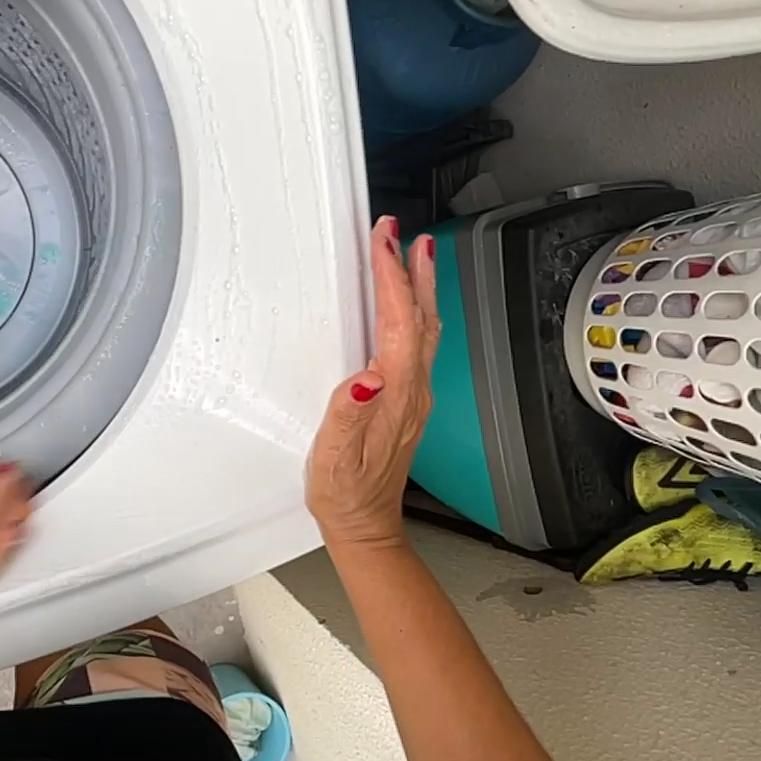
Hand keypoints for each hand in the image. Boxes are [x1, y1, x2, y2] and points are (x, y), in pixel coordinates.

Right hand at [305, 216, 439, 552]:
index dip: (392, 280)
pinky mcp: (407, 400)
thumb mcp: (336, 459)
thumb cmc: (346, 494)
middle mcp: (412, 392)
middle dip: (413, 271)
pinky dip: (415, 313)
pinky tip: (408, 307)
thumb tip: (366, 377)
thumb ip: (349, 416)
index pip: (397, 325)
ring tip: (416, 255)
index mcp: (395, 397)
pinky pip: (417, 344)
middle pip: (420, 319)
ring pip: (424, 330)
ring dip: (420, 288)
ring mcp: (414, 395)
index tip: (385, 244)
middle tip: (404, 234)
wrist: (366, 525)